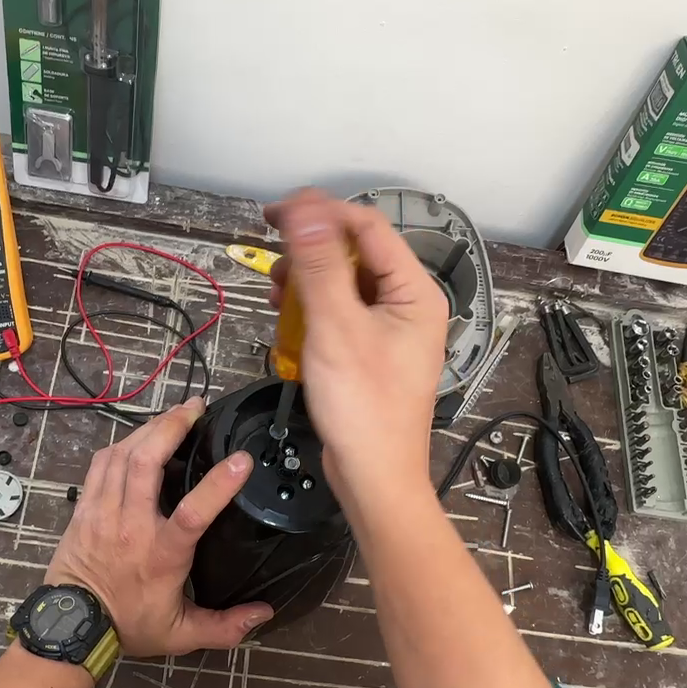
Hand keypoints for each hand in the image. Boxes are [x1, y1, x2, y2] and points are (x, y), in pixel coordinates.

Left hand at [46, 398, 273, 655]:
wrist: (70, 627)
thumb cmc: (130, 626)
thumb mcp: (181, 634)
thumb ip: (225, 627)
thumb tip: (266, 614)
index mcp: (161, 555)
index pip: (193, 513)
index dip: (218, 484)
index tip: (242, 458)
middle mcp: (131, 525)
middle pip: (146, 463)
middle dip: (172, 427)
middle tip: (197, 407)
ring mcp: (103, 512)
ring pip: (122, 455)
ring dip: (149, 428)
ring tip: (173, 414)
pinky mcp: (84, 507)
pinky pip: (101, 463)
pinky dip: (122, 443)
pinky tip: (138, 437)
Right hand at [263, 189, 448, 510]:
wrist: (373, 477)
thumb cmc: (362, 407)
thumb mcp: (336, 328)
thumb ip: (320, 265)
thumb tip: (304, 209)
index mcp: (415, 292)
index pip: (367, 228)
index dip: (320, 213)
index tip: (273, 214)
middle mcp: (407, 304)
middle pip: (355, 254)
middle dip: (310, 252)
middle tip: (271, 262)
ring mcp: (390, 330)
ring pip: (344, 284)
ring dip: (307, 282)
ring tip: (276, 296)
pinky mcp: (371, 352)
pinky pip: (340, 314)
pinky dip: (313, 311)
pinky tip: (288, 321)